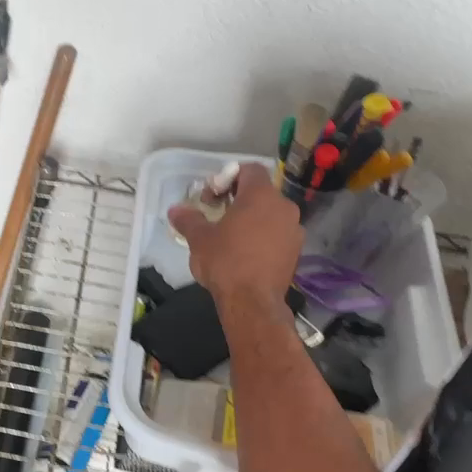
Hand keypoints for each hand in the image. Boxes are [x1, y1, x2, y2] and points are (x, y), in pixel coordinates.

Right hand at [167, 162, 302, 305]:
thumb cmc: (225, 262)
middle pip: (260, 192)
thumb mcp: (199, 239)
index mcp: (260, 196)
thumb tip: (175, 210)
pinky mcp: (296, 250)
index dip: (229, 176)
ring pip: (270, 214)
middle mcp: (283, 206)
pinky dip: (263, 237)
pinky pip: (278, 234)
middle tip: (218, 216)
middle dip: (238, 200)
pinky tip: (246, 255)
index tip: (212, 195)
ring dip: (252, 219)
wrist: (252, 301)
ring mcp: (294, 229)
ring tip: (231, 238)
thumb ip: (189, 220)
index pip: (250, 169)